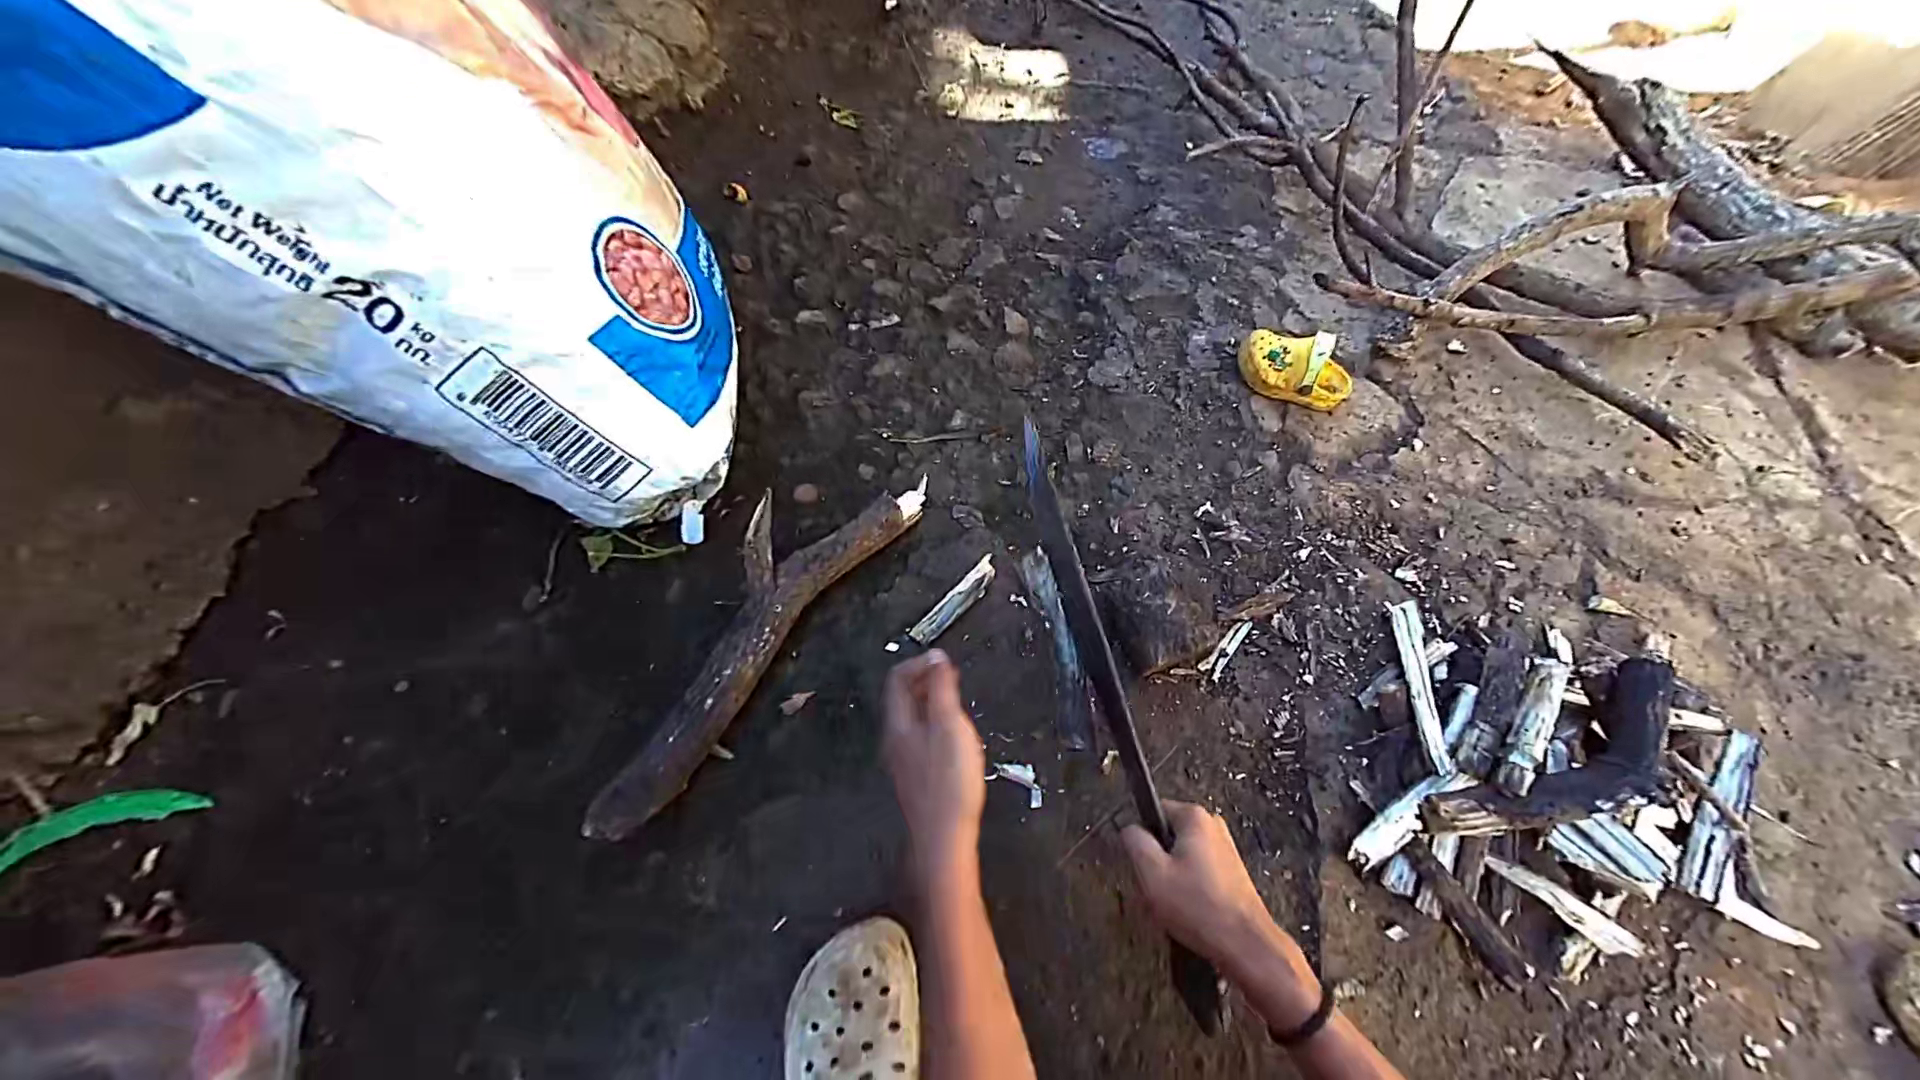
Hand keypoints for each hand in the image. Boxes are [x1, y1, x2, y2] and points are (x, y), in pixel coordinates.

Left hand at [882, 650, 985, 876]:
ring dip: (932, 701)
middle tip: (952, 677)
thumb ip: (941, 689)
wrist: (944, 838)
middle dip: (927, 680)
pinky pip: (921, 736)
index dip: (920, 663)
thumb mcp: (949, 725)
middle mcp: (895, 740)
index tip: (943, 662)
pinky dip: (936, 723)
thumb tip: (936, 658)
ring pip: (913, 717)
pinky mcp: (916, 774)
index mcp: (899, 724)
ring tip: (956, 701)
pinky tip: (955, 735)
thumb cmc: (949, 783)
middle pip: (903, 698)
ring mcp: (903, 759)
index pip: (898, 679)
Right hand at [1121, 800, 1313, 1017]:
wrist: (1248, 947)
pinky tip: (1192, 911)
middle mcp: (1213, 826)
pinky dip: (1191, 889)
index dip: (1143, 839)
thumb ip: (1134, 841)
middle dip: (1159, 861)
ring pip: (1182, 857)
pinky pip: (1198, 873)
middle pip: (1168, 835)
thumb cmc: (1199, 908)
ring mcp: (1226, 850)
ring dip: (1174, 878)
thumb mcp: (1151, 872)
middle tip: (1159, 888)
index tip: (1146, 865)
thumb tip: (1130, 829)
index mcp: (1194, 817)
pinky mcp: (1232, 873)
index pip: (1153, 812)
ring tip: (1176, 904)